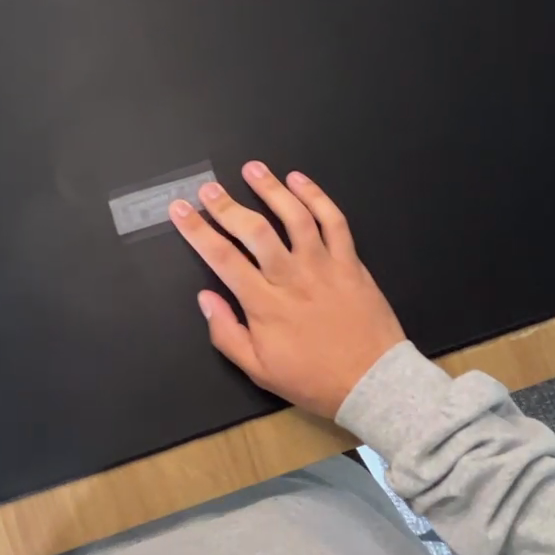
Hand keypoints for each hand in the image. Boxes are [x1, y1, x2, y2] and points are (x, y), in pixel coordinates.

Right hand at [170, 163, 406, 418]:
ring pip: (295, 218)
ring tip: (252, 169)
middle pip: (255, 231)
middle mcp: (292, 279)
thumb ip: (227, 334)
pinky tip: (299, 180)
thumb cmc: (314, 379)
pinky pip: (334, 222)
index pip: (223, 259)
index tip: (180, 209)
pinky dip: (317, 197)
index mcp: (266, 306)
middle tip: (209, 188)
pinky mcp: (351, 262)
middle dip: (228, 205)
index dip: (197, 231)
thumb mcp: (260, 371)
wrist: (374, 385)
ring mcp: (324, 267)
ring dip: (272, 189)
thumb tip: (205, 299)